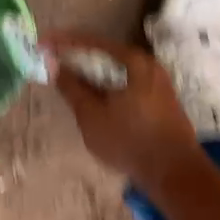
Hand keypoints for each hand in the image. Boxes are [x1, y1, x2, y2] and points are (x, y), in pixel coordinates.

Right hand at [41, 30, 201, 186]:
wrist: (177, 177)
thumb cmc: (130, 142)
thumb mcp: (91, 115)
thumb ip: (71, 86)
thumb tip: (54, 63)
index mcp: (133, 61)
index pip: (90, 42)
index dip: (63, 42)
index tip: (42, 44)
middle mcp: (148, 65)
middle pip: (104, 54)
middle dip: (77, 58)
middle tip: (53, 63)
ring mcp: (158, 84)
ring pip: (116, 71)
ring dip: (91, 74)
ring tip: (69, 82)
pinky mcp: (161, 102)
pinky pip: (126, 84)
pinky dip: (106, 86)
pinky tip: (94, 100)